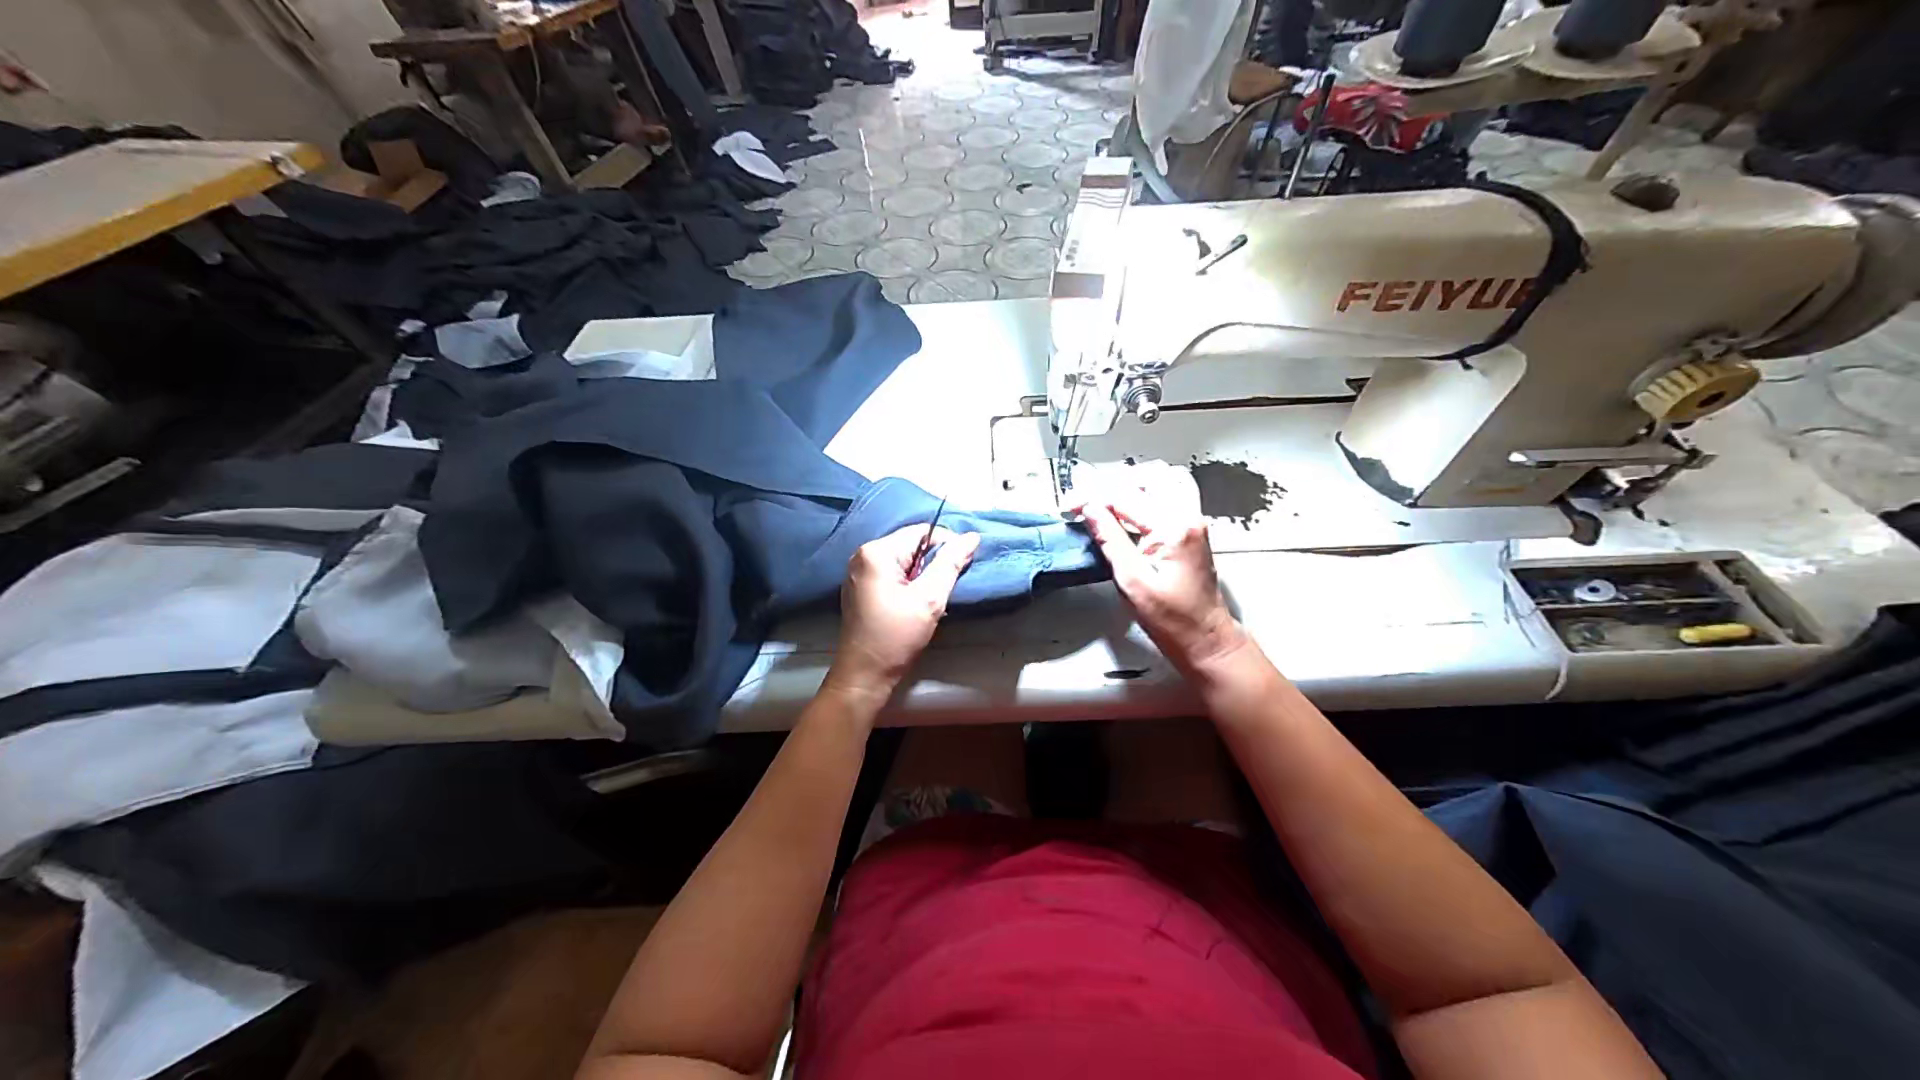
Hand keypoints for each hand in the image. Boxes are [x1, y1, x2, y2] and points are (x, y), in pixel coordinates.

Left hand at [824, 524, 981, 703]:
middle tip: (944, 590)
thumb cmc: (895, 637)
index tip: (961, 569)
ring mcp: (859, 572)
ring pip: (904, 561)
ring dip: (922, 577)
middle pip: (912, 546)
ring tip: (929, 600)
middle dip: (933, 564)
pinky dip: (908, 585)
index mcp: (876, 552)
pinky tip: (914, 606)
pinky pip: (892, 575)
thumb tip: (971, 537)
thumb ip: (950, 564)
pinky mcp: (861, 588)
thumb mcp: (929, 599)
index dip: (947, 546)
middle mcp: (863, 555)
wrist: (864, 676)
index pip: (922, 532)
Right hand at [1068, 465, 1247, 675]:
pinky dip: (1147, 494)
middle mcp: (1188, 517)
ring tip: (1107, 503)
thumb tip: (1090, 510)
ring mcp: (1194, 521)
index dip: (1092, 497)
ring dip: (1132, 485)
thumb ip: (1110, 539)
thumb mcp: (1132, 582)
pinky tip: (1130, 511)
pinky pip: (1172, 494)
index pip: (1125, 496)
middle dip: (1112, 486)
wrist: (1206, 638)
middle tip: (1087, 503)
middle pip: (1147, 477)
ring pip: (1163, 478)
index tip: (1071, 505)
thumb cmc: (1173, 620)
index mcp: (1174, 528)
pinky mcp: (1193, 529)